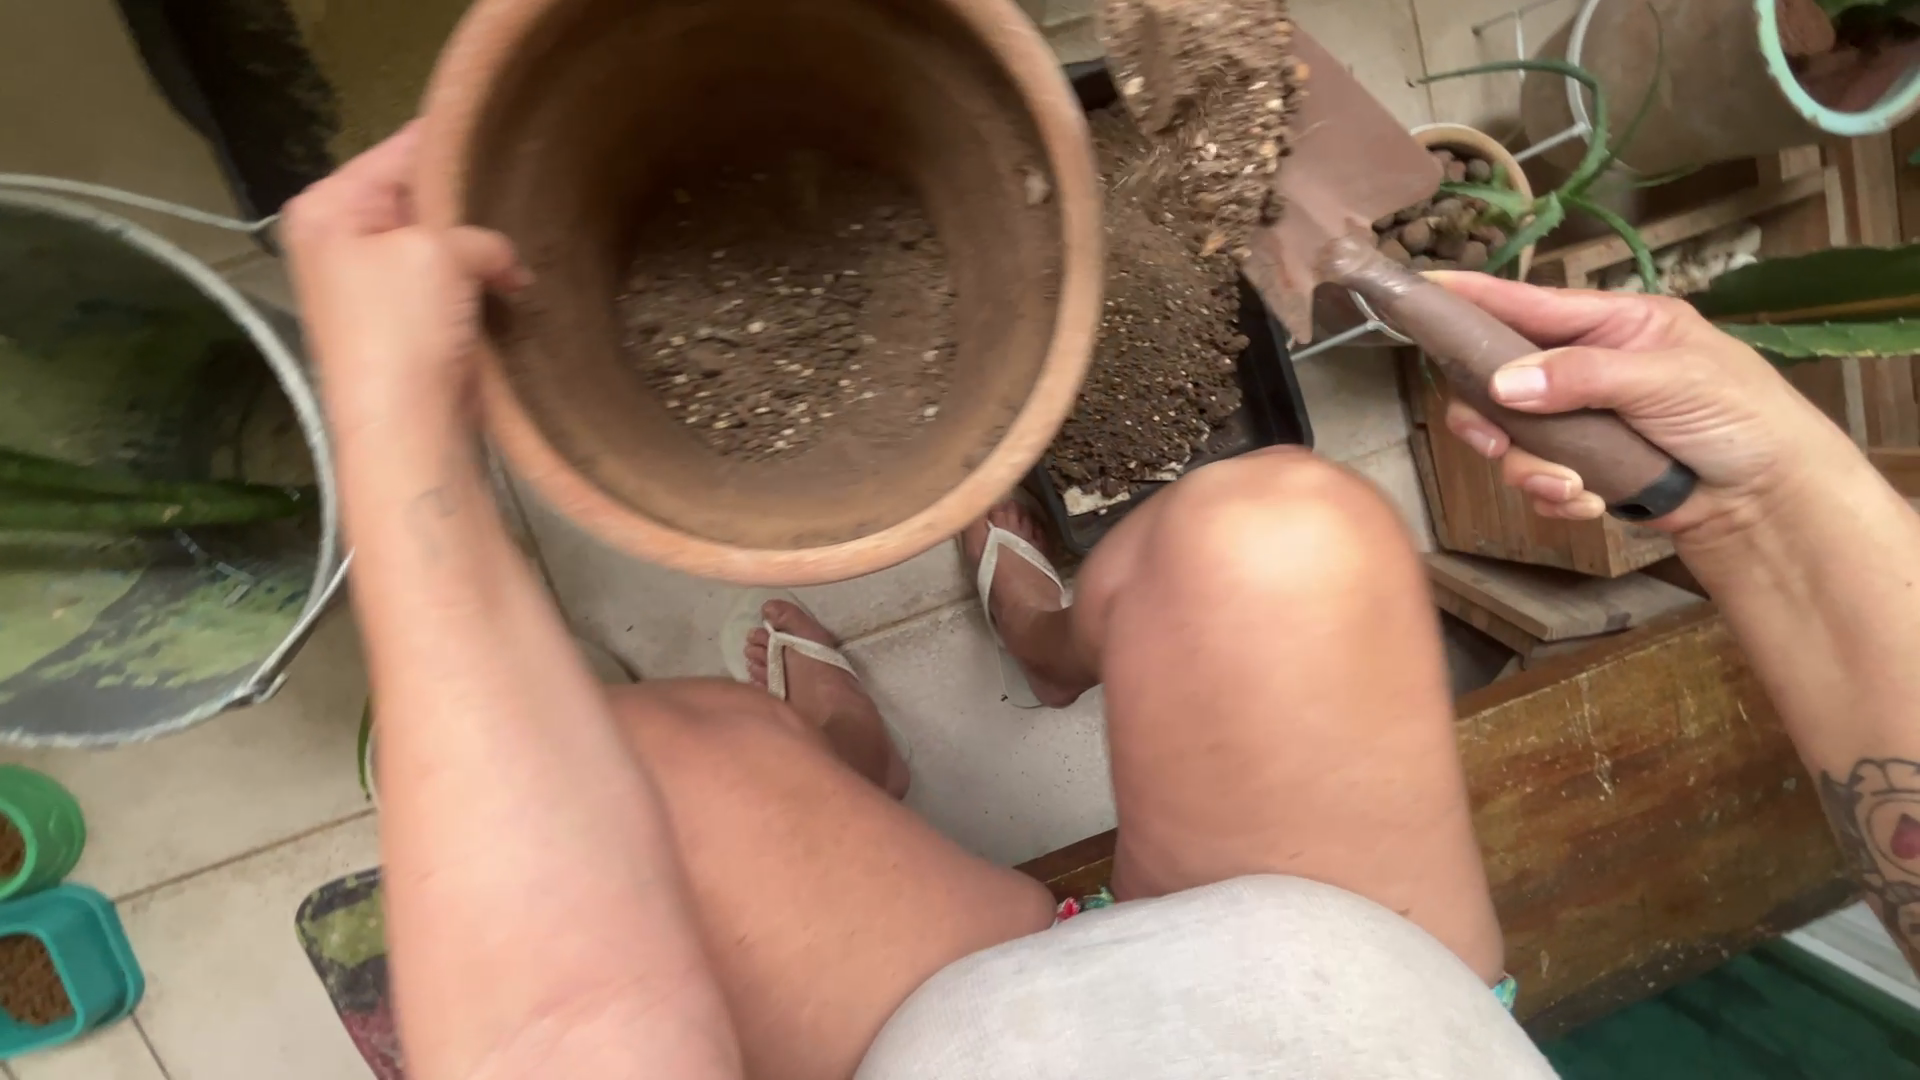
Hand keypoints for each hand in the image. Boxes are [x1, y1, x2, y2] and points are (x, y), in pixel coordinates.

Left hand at [282, 123, 529, 432]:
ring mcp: (381, 288)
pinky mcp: (415, 326)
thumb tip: (508, 266)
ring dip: (486, 255)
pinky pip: (457, 289)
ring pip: (446, 250)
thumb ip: (480, 237)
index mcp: (329, 209)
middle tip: (527, 200)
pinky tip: (518, 288)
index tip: (503, 138)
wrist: (407, 421)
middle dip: (473, 208)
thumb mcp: (440, 253)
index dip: (450, 145)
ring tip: (530, 247)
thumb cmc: (403, 327)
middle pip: (422, 204)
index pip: (397, 155)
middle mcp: (347, 242)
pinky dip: (486, 288)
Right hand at [1429, 273, 1859, 543]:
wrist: (1763, 500)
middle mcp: (1574, 366)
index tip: (1421, 290)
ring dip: (1526, 469)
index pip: (1525, 302)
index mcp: (1607, 326)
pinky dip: (1549, 494)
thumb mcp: (1672, 381)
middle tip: (1493, 443)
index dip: (1471, 296)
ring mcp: (1566, 416)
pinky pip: (1524, 474)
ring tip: (1570, 489)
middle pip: (1489, 379)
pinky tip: (1586, 503)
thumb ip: (1585, 376)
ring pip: (1502, 435)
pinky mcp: (1565, 460)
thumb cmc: (1740, 419)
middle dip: (1486, 419)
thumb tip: (1501, 383)